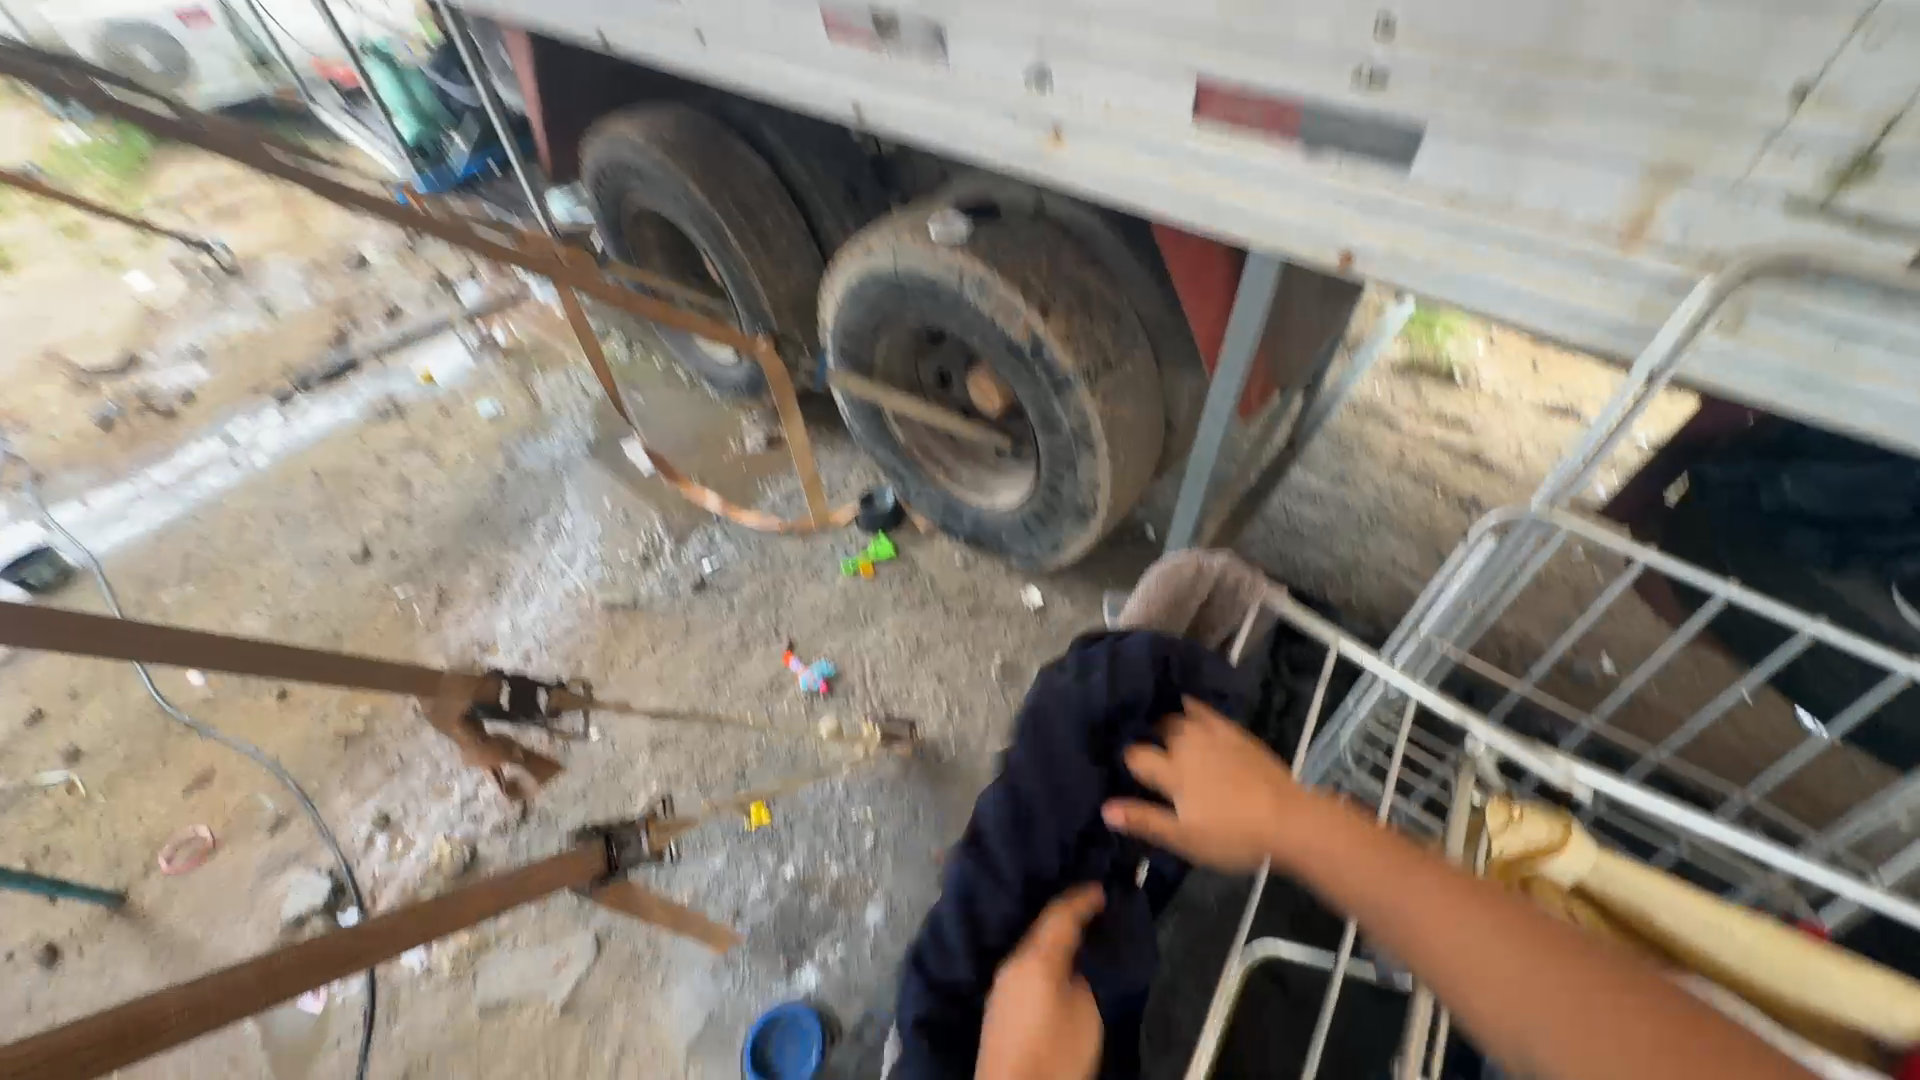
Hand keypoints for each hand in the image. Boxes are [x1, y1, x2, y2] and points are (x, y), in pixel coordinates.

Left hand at [975, 883, 1104, 1079]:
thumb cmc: (1055, 1053)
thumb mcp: (1085, 1014)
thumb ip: (1083, 977)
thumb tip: (1076, 963)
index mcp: (1035, 956)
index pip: (1060, 914)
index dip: (1082, 898)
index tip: (1101, 888)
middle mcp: (1013, 960)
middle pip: (1041, 926)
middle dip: (1067, 914)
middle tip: (1092, 906)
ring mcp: (1001, 982)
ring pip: (1032, 945)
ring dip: (1053, 936)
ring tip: (1078, 933)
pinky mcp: (998, 1003)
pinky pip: (1025, 964)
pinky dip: (1043, 955)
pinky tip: (1056, 963)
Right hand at [1102, 695, 1308, 872]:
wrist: (1290, 820)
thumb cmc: (1233, 835)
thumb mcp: (1185, 838)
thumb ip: (1145, 820)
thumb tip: (1104, 808)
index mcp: (1171, 770)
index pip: (1135, 755)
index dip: (1126, 759)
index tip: (1120, 764)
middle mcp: (1186, 743)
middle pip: (1154, 729)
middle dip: (1144, 735)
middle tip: (1139, 745)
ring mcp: (1211, 733)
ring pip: (1177, 716)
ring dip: (1163, 719)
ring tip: (1155, 724)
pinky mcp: (1233, 730)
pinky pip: (1203, 710)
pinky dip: (1188, 706)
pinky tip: (1185, 707)